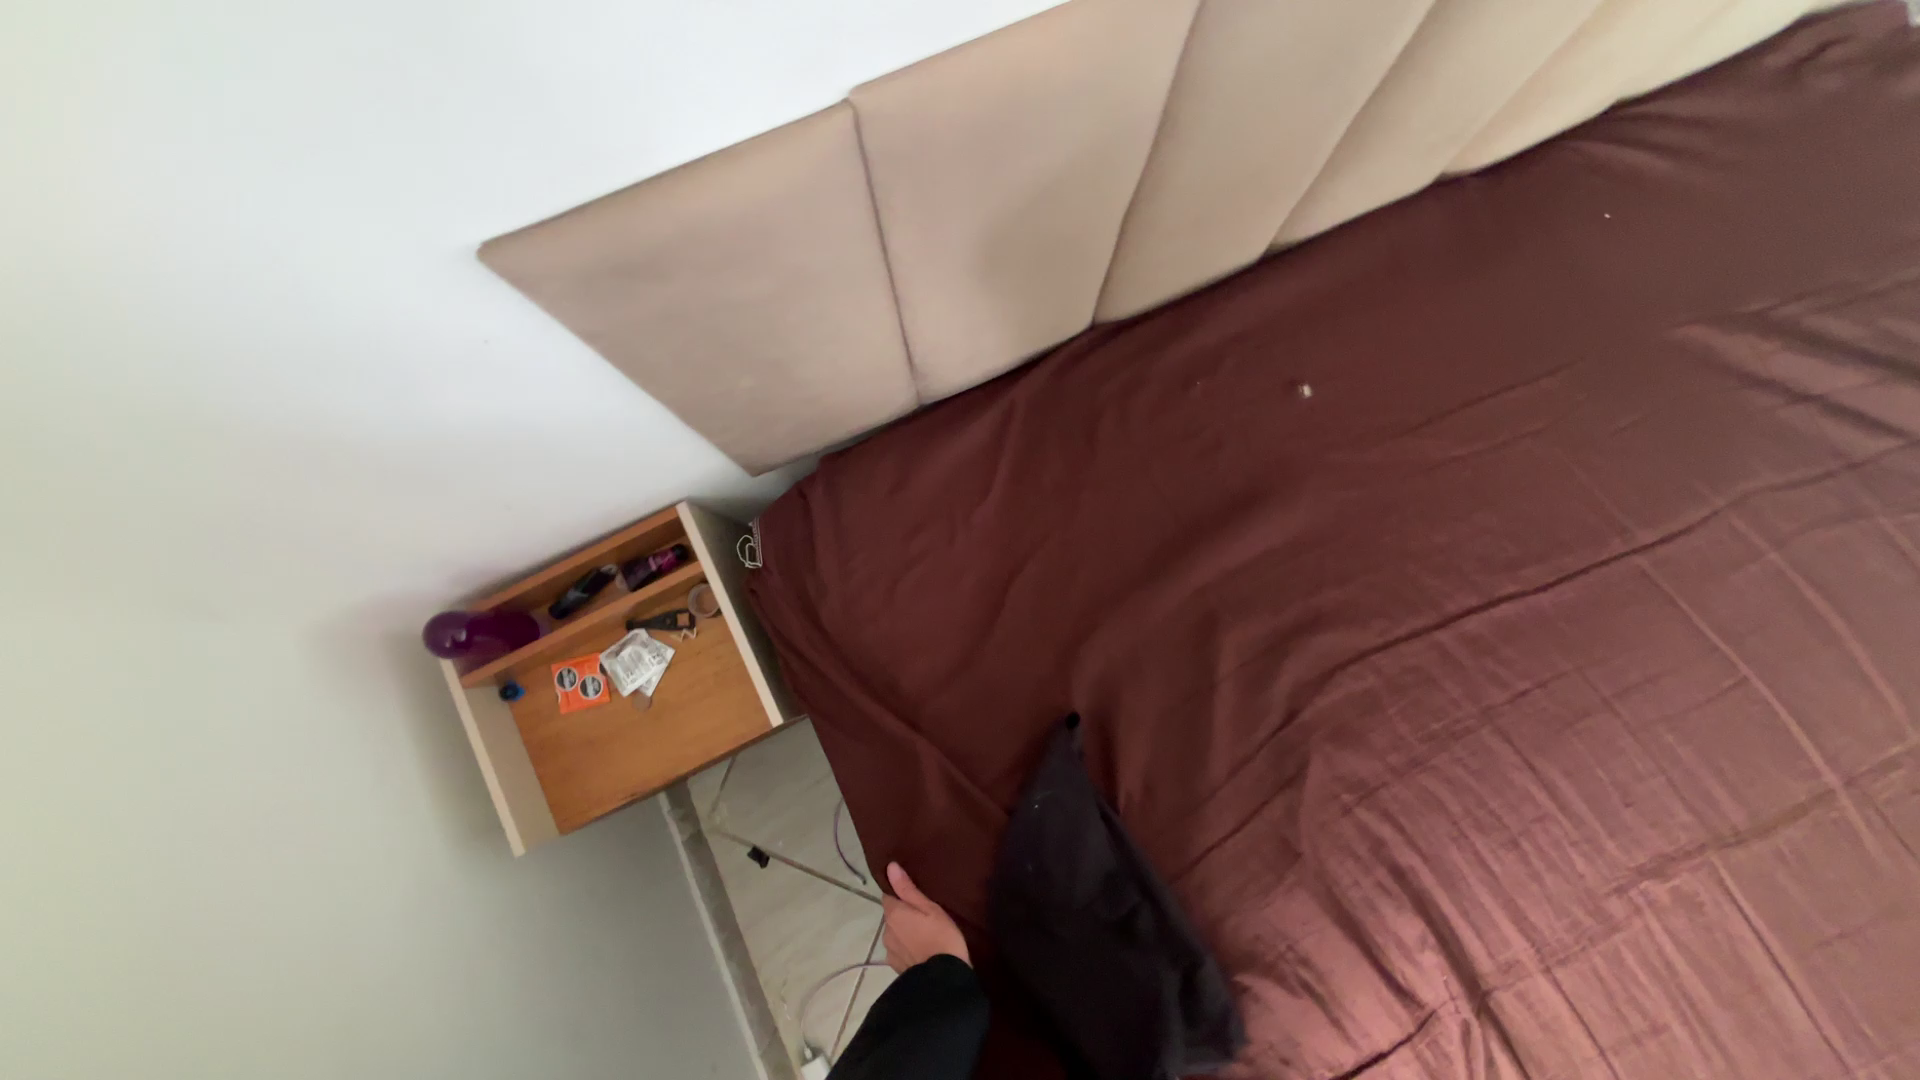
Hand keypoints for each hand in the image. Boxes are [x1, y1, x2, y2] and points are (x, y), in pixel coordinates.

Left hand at [880, 862, 969, 972]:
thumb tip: (890, 867)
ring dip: (905, 931)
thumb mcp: (930, 907)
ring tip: (925, 934)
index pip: (888, 895)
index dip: (899, 893)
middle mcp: (886, 931)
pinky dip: (907, 947)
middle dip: (903, 913)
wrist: (944, 979)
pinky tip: (921, 950)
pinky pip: (899, 949)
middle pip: (892, 915)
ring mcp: (890, 951)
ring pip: (895, 933)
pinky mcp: (896, 966)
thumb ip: (907, 888)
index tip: (913, 895)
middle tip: (925, 915)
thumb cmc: (941, 936)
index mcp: (893, 913)